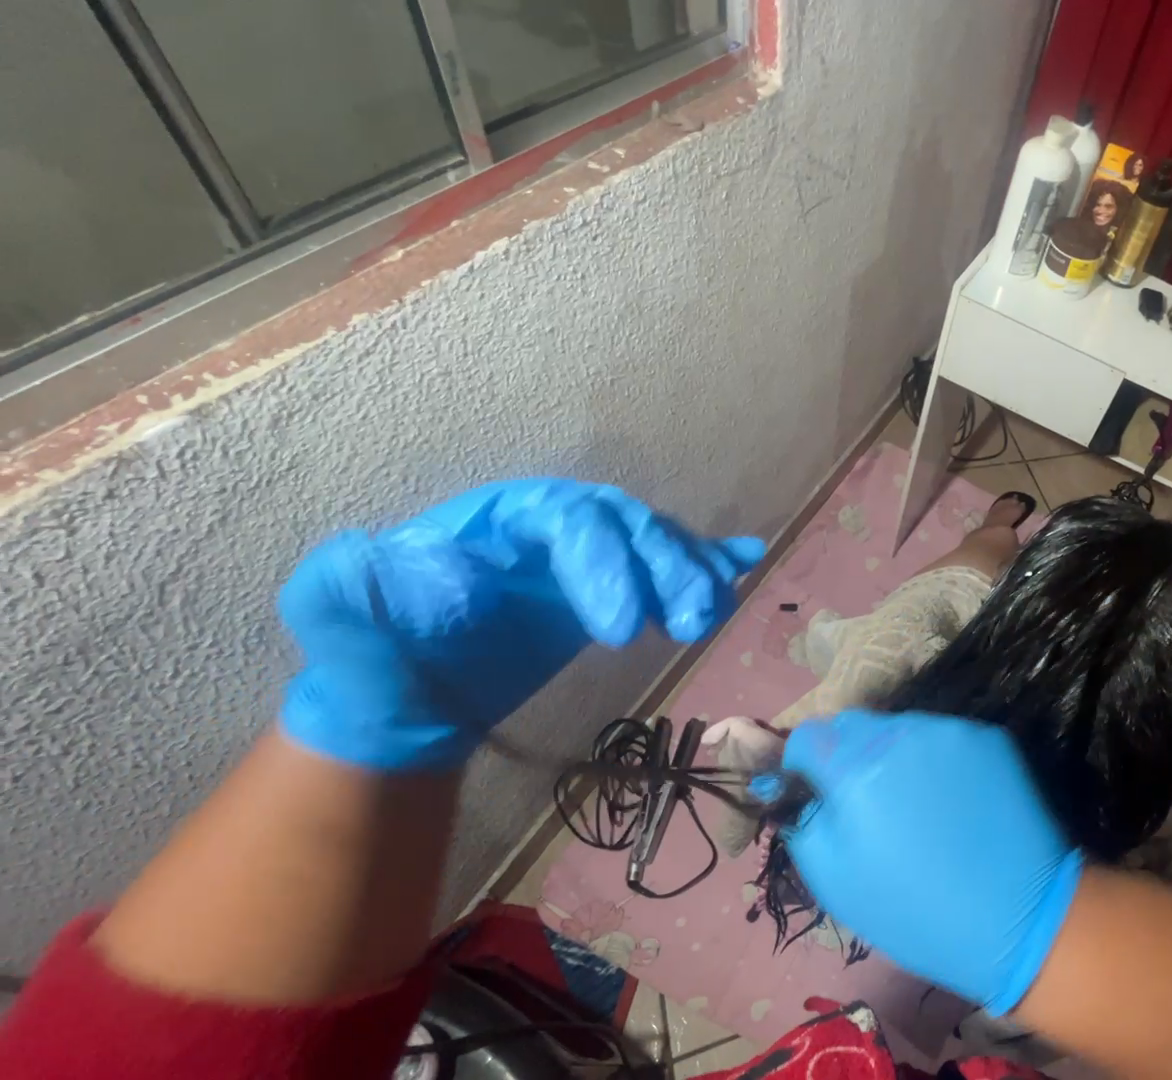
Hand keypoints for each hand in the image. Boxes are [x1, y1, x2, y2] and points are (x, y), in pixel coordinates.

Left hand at [279, 478, 764, 769]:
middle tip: (689, 625)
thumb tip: (392, 557)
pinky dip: (706, 562)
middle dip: (665, 568)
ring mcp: (586, 556)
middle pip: (626, 524)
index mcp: (496, 521)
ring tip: (709, 618)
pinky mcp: (612, 586)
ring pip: (655, 542)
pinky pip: (666, 564)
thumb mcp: (339, 632)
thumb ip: (344, 593)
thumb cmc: (381, 666)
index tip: (620, 630)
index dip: (605, 561)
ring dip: (692, 573)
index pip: (567, 517)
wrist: (419, 699)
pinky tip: (739, 569)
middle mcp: (551, 525)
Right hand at [778, 710, 1084, 1013]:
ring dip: (889, 753)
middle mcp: (903, 732)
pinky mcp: (990, 737)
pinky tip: (949, 800)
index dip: (800, 763)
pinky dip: (932, 759)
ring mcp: (951, 730)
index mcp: (857, 766)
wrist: (1021, 918)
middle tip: (859, 802)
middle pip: (853, 723)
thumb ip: (803, 819)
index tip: (811, 792)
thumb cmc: (915, 911)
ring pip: (899, 726)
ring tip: (910, 803)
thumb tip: (784, 786)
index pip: (807, 736)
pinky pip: (942, 737)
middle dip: (843, 754)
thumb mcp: (836, 878)